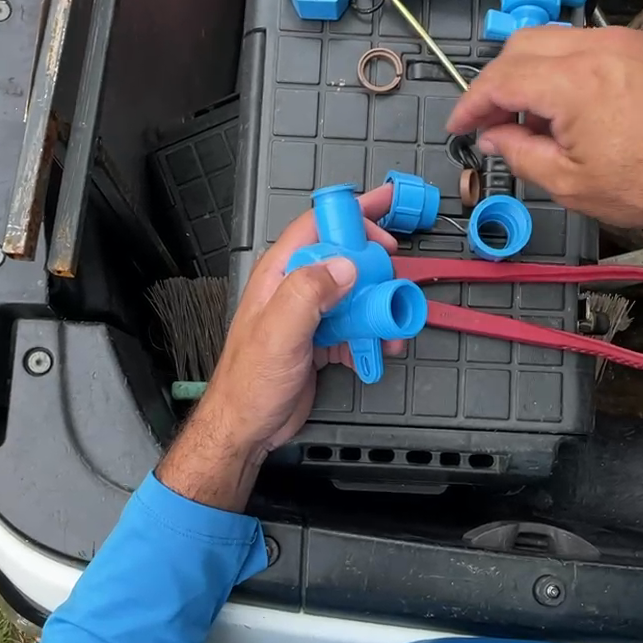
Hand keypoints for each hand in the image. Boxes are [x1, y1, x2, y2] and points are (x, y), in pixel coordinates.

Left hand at [156, 185, 399, 510]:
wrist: (247, 428)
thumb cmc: (250, 384)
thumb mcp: (279, 333)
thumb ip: (309, 293)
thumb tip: (347, 266)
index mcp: (280, 274)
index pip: (319, 225)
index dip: (353, 215)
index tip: (384, 213)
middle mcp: (294, 288)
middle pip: (343, 257)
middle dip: (376, 264)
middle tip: (396, 276)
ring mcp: (309, 315)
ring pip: (354, 294)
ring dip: (380, 307)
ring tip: (395, 324)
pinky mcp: (319, 341)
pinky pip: (354, 327)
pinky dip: (372, 335)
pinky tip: (381, 349)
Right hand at [446, 26, 642, 236]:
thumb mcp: (569, 184)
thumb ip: (518, 154)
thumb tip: (493, 137)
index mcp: (575, 82)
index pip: (501, 78)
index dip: (471, 103)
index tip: (459, 125)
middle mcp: (599, 47)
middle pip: (522, 45)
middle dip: (497, 83)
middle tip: (491, 123)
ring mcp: (626, 41)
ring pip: (554, 40)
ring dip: (529, 74)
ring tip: (530, 121)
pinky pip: (586, 45)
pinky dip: (562, 69)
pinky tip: (566, 108)